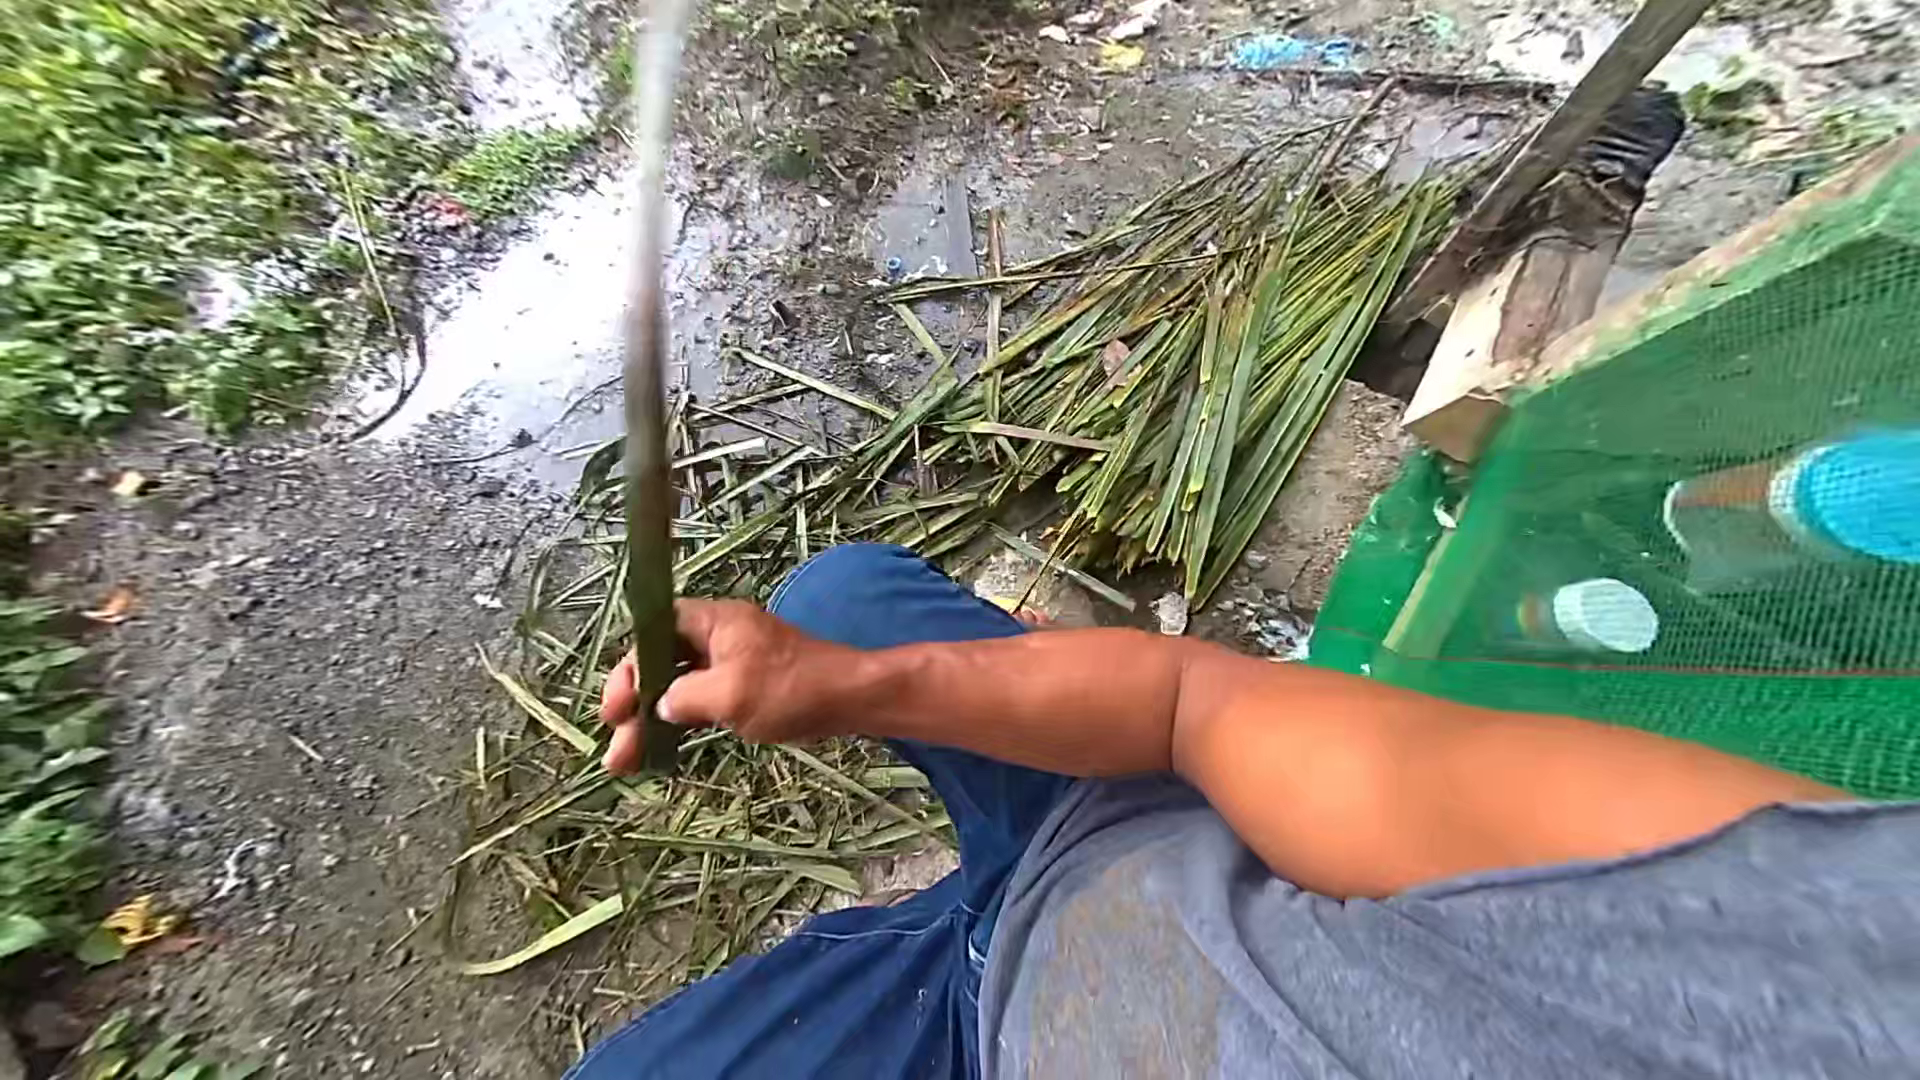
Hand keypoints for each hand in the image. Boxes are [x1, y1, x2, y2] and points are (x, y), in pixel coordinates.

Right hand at [598, 598, 854, 773]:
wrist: (848, 698)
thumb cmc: (789, 688)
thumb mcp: (728, 693)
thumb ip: (683, 697)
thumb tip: (661, 705)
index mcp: (715, 621)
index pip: (655, 629)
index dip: (630, 665)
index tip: (618, 706)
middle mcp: (721, 636)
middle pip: (663, 661)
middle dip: (635, 701)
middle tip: (615, 743)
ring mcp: (735, 661)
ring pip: (681, 686)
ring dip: (654, 719)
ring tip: (625, 762)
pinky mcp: (747, 686)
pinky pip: (704, 700)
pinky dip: (683, 722)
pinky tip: (664, 750)